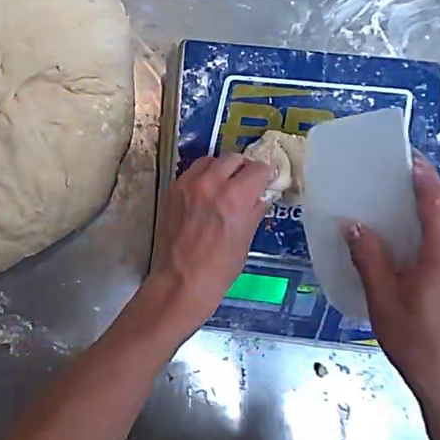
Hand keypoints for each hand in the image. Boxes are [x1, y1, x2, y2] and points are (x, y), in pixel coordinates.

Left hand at [147, 153, 272, 324]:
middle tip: (246, 182)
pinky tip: (206, 193)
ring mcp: (188, 184)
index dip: (265, 175)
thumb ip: (255, 210)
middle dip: (244, 168)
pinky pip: (192, 172)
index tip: (266, 181)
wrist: (181, 281)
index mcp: (235, 197)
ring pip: (210, 160)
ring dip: (221, 168)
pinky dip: (203, 177)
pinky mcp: (173, 190)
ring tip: (224, 185)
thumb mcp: (246, 239)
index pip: (258, 169)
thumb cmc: (219, 268)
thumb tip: (261, 195)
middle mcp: (211, 183)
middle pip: (233, 158)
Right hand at [344, 157, 439, 439]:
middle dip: (422, 228)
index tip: (410, 159)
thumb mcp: (385, 305)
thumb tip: (355, 225)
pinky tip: (435, 303)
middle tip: (395, 239)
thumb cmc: (423, 351)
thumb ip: (370, 259)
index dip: (424, 176)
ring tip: (412, 283)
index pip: (438, 201)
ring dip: (436, 256)